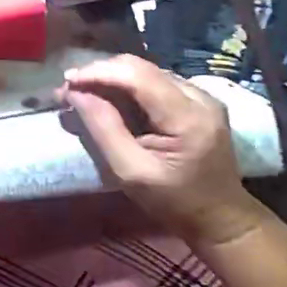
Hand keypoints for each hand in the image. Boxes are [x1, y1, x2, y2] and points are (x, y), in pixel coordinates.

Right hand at [60, 55, 266, 247]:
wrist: (220, 218)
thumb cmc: (174, 202)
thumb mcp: (131, 172)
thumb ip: (104, 128)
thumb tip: (76, 93)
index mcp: (188, 117)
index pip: (137, 76)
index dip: (98, 73)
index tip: (66, 83)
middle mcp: (200, 97)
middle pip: (140, 67)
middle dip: (100, 73)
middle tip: (69, 91)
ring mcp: (202, 96)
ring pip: (146, 71)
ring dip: (110, 79)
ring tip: (83, 94)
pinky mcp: (197, 101)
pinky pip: (154, 82)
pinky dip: (126, 86)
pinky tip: (109, 100)